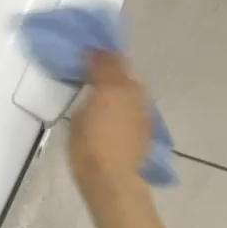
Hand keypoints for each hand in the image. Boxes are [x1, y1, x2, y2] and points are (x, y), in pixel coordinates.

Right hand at [68, 50, 152, 205]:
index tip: (86, 50)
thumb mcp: (78, 116)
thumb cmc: (86, 147)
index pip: (105, 60)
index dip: (96, 53)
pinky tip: (114, 113)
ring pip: (132, 88)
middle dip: (110, 68)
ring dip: (119, 86)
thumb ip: (89, 97)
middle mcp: (134, 92)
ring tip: (104, 92)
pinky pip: (135, 105)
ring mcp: (144, 108)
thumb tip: (95, 89)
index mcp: (112, 87)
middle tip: (94, 70)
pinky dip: (125, 104)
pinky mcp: (148, 124)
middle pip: (123, 71)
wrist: (113, 176)